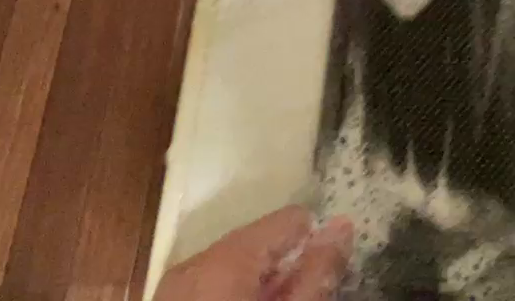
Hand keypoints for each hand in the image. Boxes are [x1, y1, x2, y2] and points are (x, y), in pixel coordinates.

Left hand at [155, 207, 352, 300]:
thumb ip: (319, 272)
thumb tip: (342, 226)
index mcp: (227, 258)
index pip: (290, 220)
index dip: (314, 247)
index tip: (320, 283)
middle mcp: (195, 264)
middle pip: (261, 246)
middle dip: (285, 275)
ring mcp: (173, 293)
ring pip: (236, 273)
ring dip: (261, 293)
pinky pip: (211, 293)